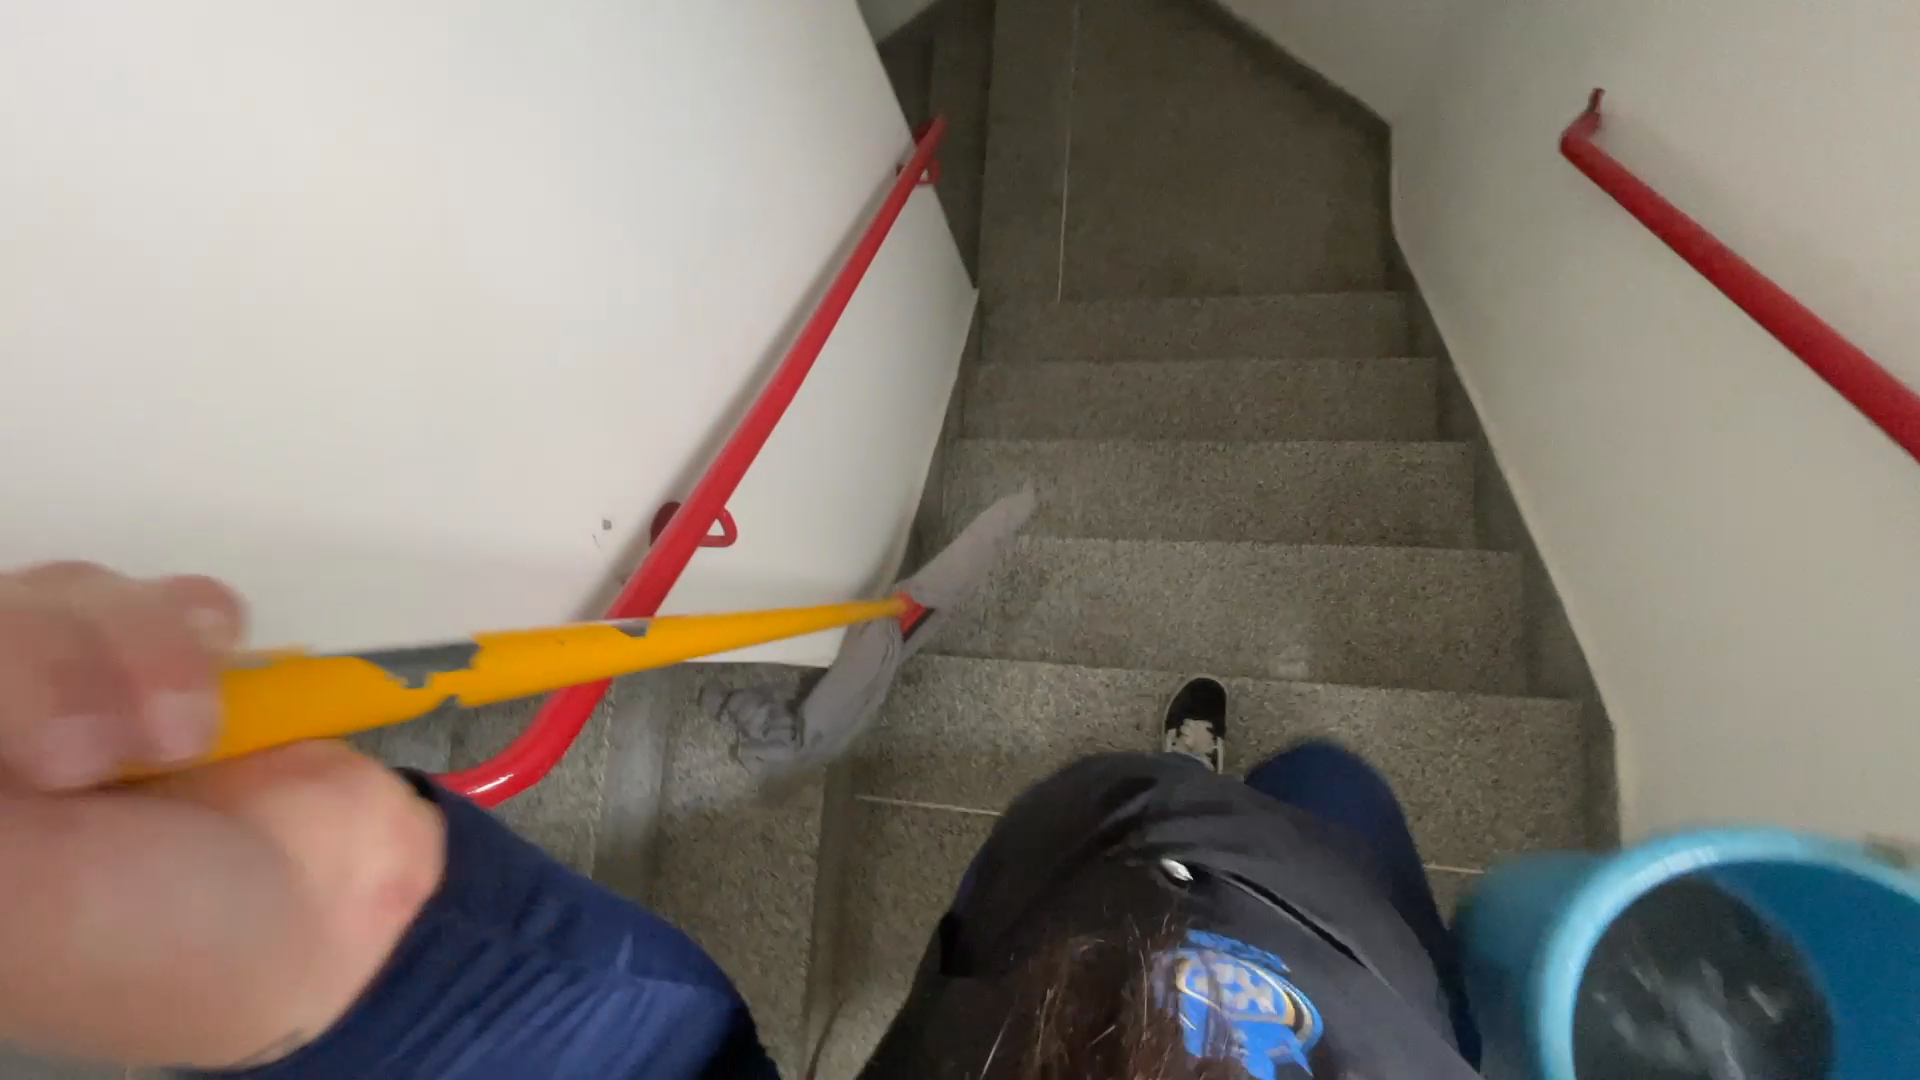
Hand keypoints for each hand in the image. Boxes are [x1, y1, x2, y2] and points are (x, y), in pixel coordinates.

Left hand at [0, 563, 444, 1068]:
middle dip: (49, 670)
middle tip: (102, 762)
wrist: (326, 903)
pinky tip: (228, 674)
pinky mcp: (199, 668)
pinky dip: (201, 625)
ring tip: (191, 738)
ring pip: (69, 592)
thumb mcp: (10, 894)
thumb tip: (1, 738)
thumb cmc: (145, 931)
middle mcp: (0, 732)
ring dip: (140, 654)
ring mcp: (94, 692)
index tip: (47, 762)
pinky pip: (173, 593)